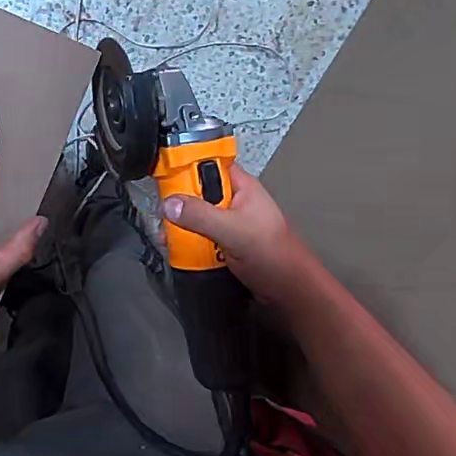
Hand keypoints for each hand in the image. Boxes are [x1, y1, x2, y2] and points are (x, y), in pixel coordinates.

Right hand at [163, 166, 317, 309]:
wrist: (290, 292)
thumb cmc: (277, 256)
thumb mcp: (233, 231)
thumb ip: (200, 215)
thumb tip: (170, 204)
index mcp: (241, 186)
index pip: (207, 163)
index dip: (185, 166)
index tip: (165, 179)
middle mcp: (233, 200)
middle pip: (195, 191)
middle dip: (179, 204)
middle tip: (169, 217)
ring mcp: (228, 221)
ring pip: (194, 215)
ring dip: (181, 227)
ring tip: (174, 238)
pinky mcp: (224, 240)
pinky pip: (198, 234)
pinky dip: (188, 242)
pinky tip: (184, 251)